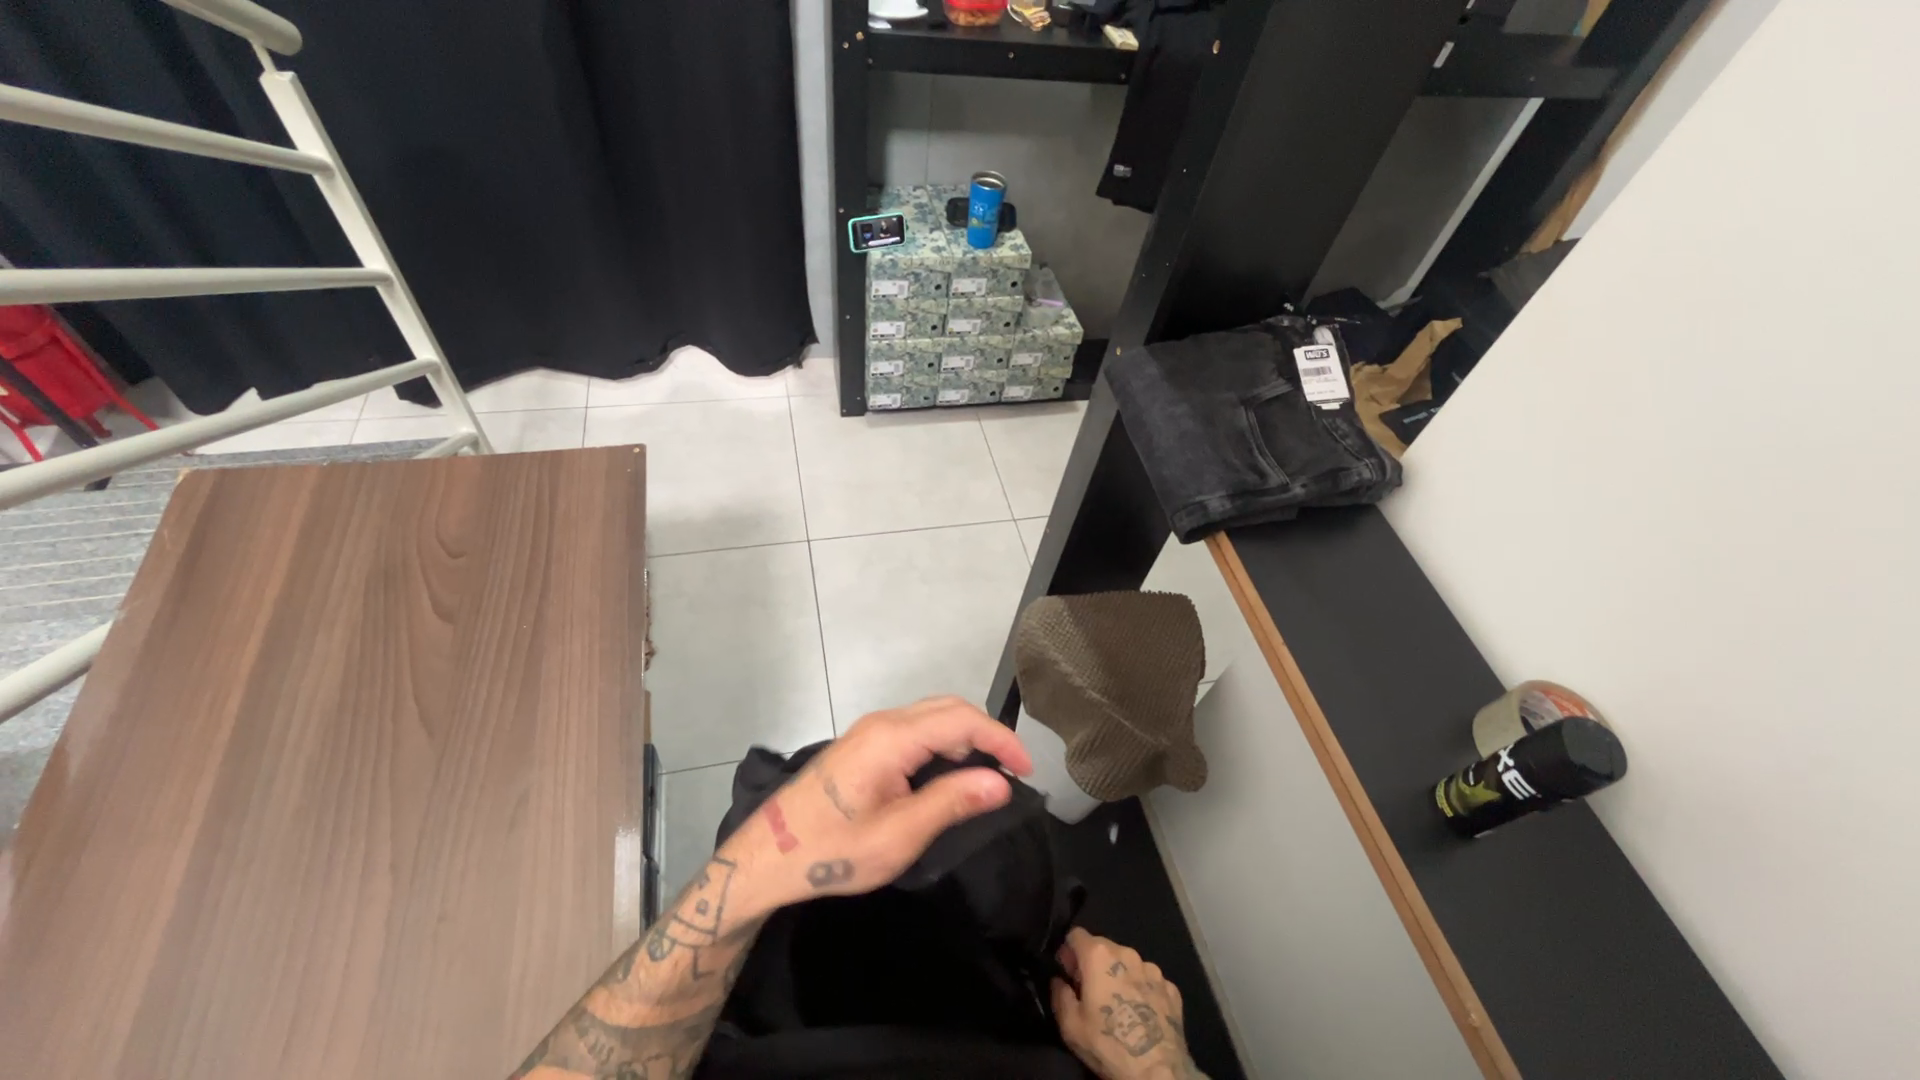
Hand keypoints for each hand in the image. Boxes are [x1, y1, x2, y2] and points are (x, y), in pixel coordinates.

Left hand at [717, 696, 1034, 915]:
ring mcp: (869, 731)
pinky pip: (915, 730)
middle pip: (948, 709)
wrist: (768, 857)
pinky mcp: (863, 744)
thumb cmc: (832, 851)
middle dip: (986, 734)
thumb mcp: (899, 835)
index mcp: (892, 738)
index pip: (962, 720)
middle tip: (1011, 772)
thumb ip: (952, 802)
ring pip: (931, 717)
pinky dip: (942, 744)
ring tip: (987, 777)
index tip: (1027, 771)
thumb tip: (1001, 782)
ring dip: (964, 738)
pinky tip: (950, 775)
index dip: (1000, 740)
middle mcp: (882, 722)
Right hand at [1052, 929, 1205, 1079]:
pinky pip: (1149, 981)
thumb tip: (1059, 980)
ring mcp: (1153, 970)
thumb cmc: (1108, 1044)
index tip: (1068, 973)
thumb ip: (1059, 994)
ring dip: (1119, 975)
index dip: (1068, 952)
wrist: (1158, 1072)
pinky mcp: (1172, 988)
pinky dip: (1141, 990)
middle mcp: (1127, 953)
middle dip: (1093, 964)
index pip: (1075, 934)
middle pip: (1103, 947)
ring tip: (1119, 1005)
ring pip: (1128, 963)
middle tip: (1090, 992)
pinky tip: (1141, 1014)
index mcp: (1099, 955)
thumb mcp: (1070, 1025)